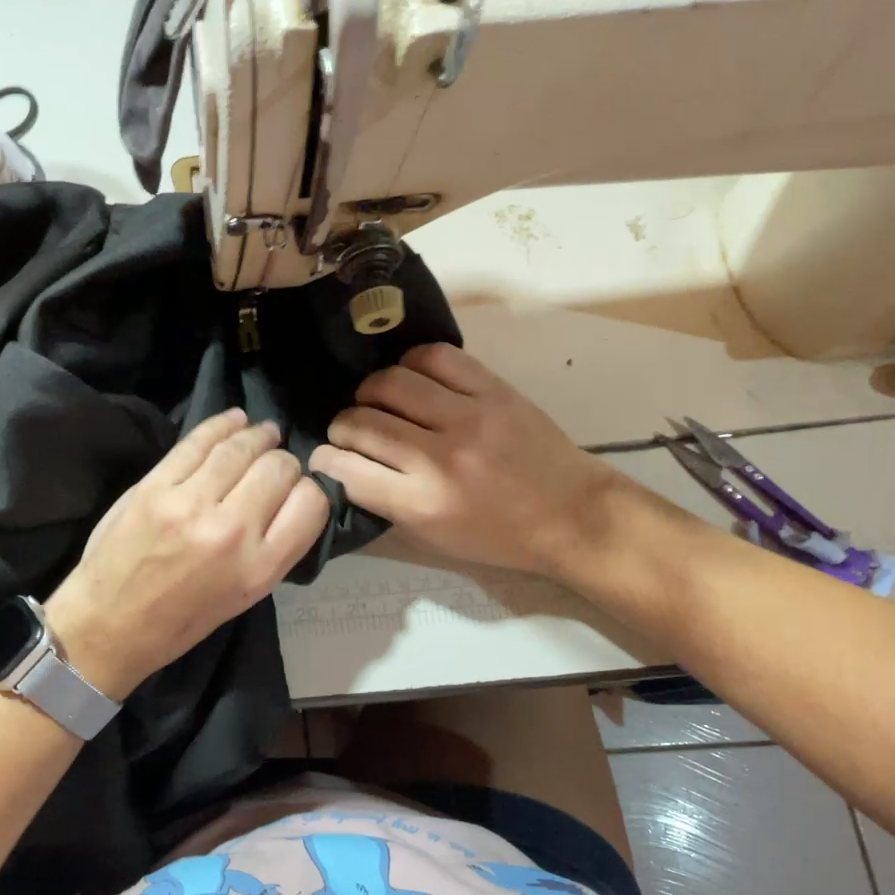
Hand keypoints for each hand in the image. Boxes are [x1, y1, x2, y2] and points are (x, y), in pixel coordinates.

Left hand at [45, 409, 329, 698]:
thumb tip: (287, 501)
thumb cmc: (179, 622)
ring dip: (256, 436)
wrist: (108, 626)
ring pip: (239, 449)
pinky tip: (233, 420)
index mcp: (259, 568)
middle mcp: (231, 531)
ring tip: (262, 433)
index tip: (295, 490)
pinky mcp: (154, 486)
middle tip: (274, 465)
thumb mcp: (243, 597)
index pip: (311, 503)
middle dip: (282, 462)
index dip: (309, 490)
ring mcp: (189, 504)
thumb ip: (271, 548)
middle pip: (278, 468)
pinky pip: (197, 442)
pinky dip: (220, 426)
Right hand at [308, 344, 621, 576]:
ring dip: (370, 392)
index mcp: (422, 503)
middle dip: (342, 425)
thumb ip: (383, 500)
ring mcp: (469, 417)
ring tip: (377, 401)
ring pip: (391, 383)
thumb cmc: (496, 536)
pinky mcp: (494, 390)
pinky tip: (411, 378)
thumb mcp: (431, 536)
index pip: (348, 469)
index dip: (325, 460)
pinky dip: (411, 365)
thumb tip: (342, 466)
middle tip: (348, 430)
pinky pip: (435, 358)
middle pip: (362, 422)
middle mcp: (440, 458)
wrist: (572, 515)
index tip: (323, 457)